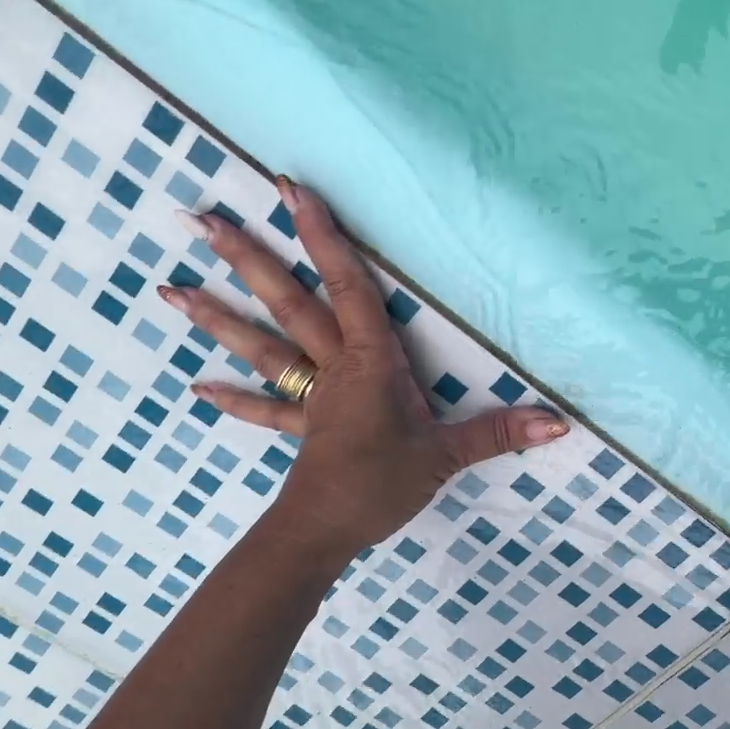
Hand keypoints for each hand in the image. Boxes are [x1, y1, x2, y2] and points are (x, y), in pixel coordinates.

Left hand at [157, 178, 568, 561]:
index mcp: (369, 361)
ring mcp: (313, 397)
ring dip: (219, 316)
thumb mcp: (446, 456)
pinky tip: (197, 386)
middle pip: (289, 305)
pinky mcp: (305, 428)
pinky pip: (267, 406)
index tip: (296, 193)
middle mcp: (334, 367)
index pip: (349, 287)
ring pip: (264, 346)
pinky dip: (234, 397)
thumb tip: (559, 421)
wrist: (321, 535)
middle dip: (250, 259)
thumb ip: (500, 432)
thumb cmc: (377, 485)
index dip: (325, 239)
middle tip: (200, 217)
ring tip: (170, 288)